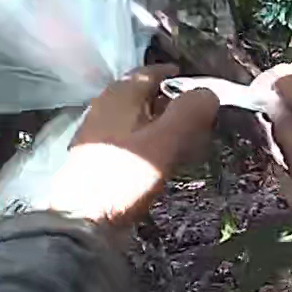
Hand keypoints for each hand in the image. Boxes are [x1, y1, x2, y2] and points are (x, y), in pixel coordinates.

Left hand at [44, 64, 217, 227]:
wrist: (82, 219)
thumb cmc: (125, 175)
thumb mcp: (165, 140)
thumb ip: (189, 112)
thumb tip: (209, 92)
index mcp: (120, 95)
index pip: (153, 72)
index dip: (180, 77)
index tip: (203, 90)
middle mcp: (104, 106)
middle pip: (145, 95)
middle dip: (173, 101)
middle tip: (200, 117)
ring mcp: (98, 131)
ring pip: (138, 117)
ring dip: (163, 122)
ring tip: (187, 139)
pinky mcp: (97, 156)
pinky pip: (130, 137)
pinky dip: (150, 140)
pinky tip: (162, 158)